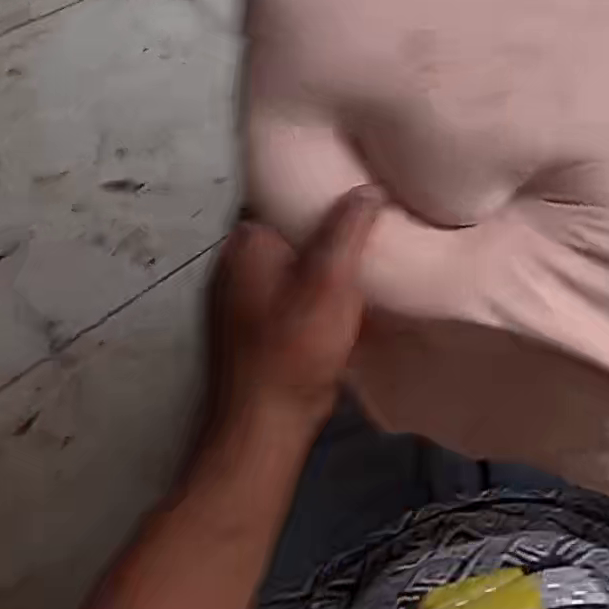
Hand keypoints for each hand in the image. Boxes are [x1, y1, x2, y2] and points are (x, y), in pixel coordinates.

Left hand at [207, 186, 385, 429]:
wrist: (267, 423)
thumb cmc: (298, 345)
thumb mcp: (333, 279)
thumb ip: (350, 228)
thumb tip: (369, 188)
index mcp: (247, 243)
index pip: (284, 193)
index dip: (321, 189)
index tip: (359, 186)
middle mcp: (236, 262)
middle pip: (291, 226)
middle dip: (327, 223)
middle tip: (372, 218)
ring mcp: (242, 295)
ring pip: (294, 258)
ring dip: (324, 256)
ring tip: (366, 248)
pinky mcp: (256, 322)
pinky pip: (292, 285)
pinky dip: (316, 282)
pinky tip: (345, 289)